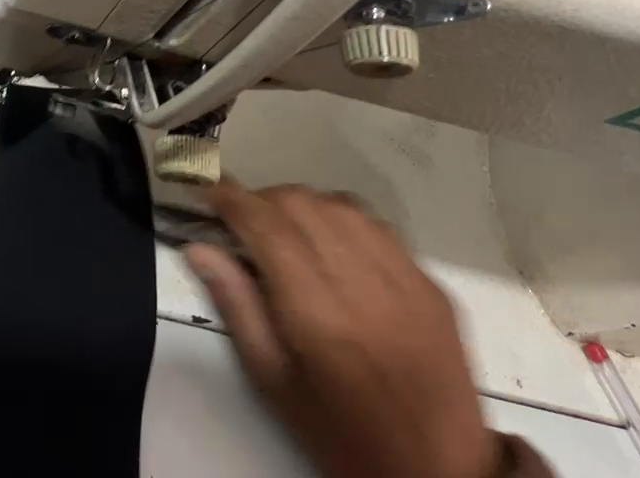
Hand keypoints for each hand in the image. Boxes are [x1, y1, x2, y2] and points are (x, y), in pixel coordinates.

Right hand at [185, 183, 501, 477]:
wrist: (440, 471)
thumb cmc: (339, 430)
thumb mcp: (271, 378)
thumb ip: (235, 305)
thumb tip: (199, 247)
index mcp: (319, 313)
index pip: (266, 225)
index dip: (229, 197)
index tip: (203, 189)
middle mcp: (365, 284)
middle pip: (301, 203)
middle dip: (259, 199)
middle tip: (238, 221)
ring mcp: (408, 280)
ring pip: (339, 204)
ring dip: (300, 205)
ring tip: (282, 230)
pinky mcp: (433, 285)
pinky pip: (377, 225)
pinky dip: (341, 220)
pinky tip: (330, 246)